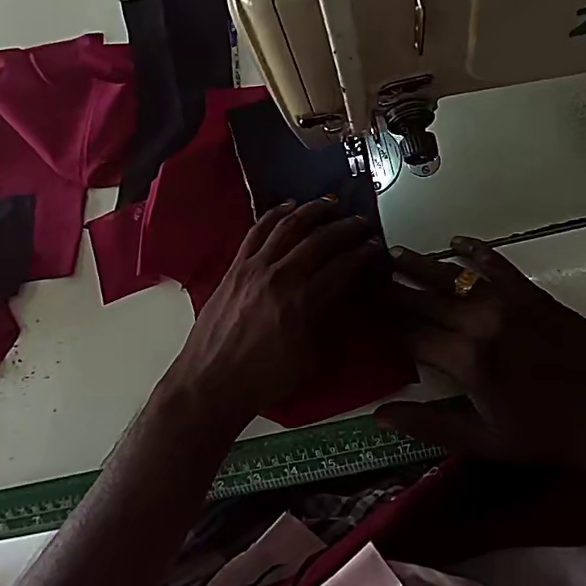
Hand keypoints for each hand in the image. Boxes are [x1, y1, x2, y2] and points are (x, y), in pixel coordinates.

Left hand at [159, 197, 381, 429]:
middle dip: (345, 228)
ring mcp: (254, 268)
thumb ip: (327, 322)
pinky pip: (257, 232)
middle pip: (319, 241)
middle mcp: (280, 278)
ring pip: (288, 227)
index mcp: (302, 302)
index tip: (373, 247)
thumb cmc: (262, 379)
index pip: (342, 267)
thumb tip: (341, 298)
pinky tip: (288, 207)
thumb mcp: (309, 357)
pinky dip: (274, 215)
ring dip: (313, 211)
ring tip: (329, 203)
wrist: (212, 381)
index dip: (362, 254)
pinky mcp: (236, 267)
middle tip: (360, 223)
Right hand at [375, 237, 585, 493]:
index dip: (379, 322)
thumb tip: (378, 416)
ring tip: (394, 252)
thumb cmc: (542, 434)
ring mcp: (507, 303)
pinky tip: (456, 241)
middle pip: (422, 299)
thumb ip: (427, 426)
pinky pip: (497, 264)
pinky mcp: (532, 294)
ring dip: (420, 264)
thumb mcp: (481, 441)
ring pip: (452, 276)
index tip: (358, 311)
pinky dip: (475, 250)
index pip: (407, 334)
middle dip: (390, 288)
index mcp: (464, 360)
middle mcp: (479, 323)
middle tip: (365, 275)